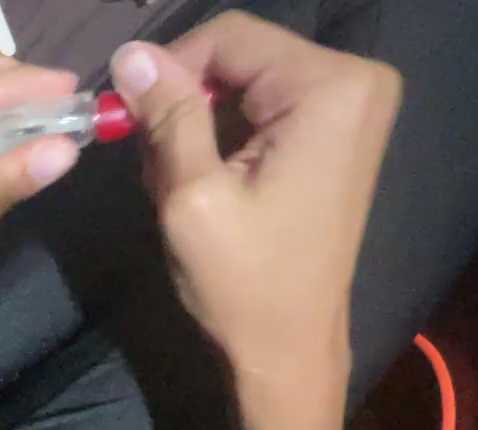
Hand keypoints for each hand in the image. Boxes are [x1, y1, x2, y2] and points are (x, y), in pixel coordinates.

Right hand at [111, 13, 401, 429]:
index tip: (124, 123)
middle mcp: (353, 82)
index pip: (230, 36)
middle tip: (150, 171)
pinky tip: (199, 191)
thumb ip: (168, 118)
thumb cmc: (240, 279)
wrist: (284, 344)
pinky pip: (258, 116)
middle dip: (181, 109)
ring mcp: (346, 111)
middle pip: (238, 59)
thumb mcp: (191, 195)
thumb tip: (129, 55)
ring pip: (241, 90)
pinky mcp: (330, 140)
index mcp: (330, 87)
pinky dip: (216, 145)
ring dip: (193, 133)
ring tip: (175, 190)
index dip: (166, 71)